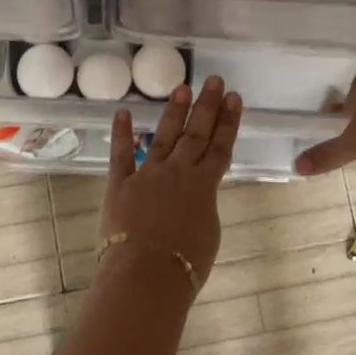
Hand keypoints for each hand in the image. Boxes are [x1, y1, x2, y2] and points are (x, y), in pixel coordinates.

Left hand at [102, 76, 241, 288]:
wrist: (147, 273)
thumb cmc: (185, 265)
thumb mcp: (208, 234)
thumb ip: (204, 207)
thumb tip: (197, 197)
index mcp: (204, 187)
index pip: (221, 148)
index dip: (229, 122)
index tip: (235, 98)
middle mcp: (178, 173)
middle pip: (196, 134)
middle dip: (207, 106)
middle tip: (214, 81)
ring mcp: (148, 175)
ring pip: (164, 137)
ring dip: (174, 112)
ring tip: (182, 88)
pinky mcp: (120, 184)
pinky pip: (121, 155)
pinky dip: (122, 133)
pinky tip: (122, 112)